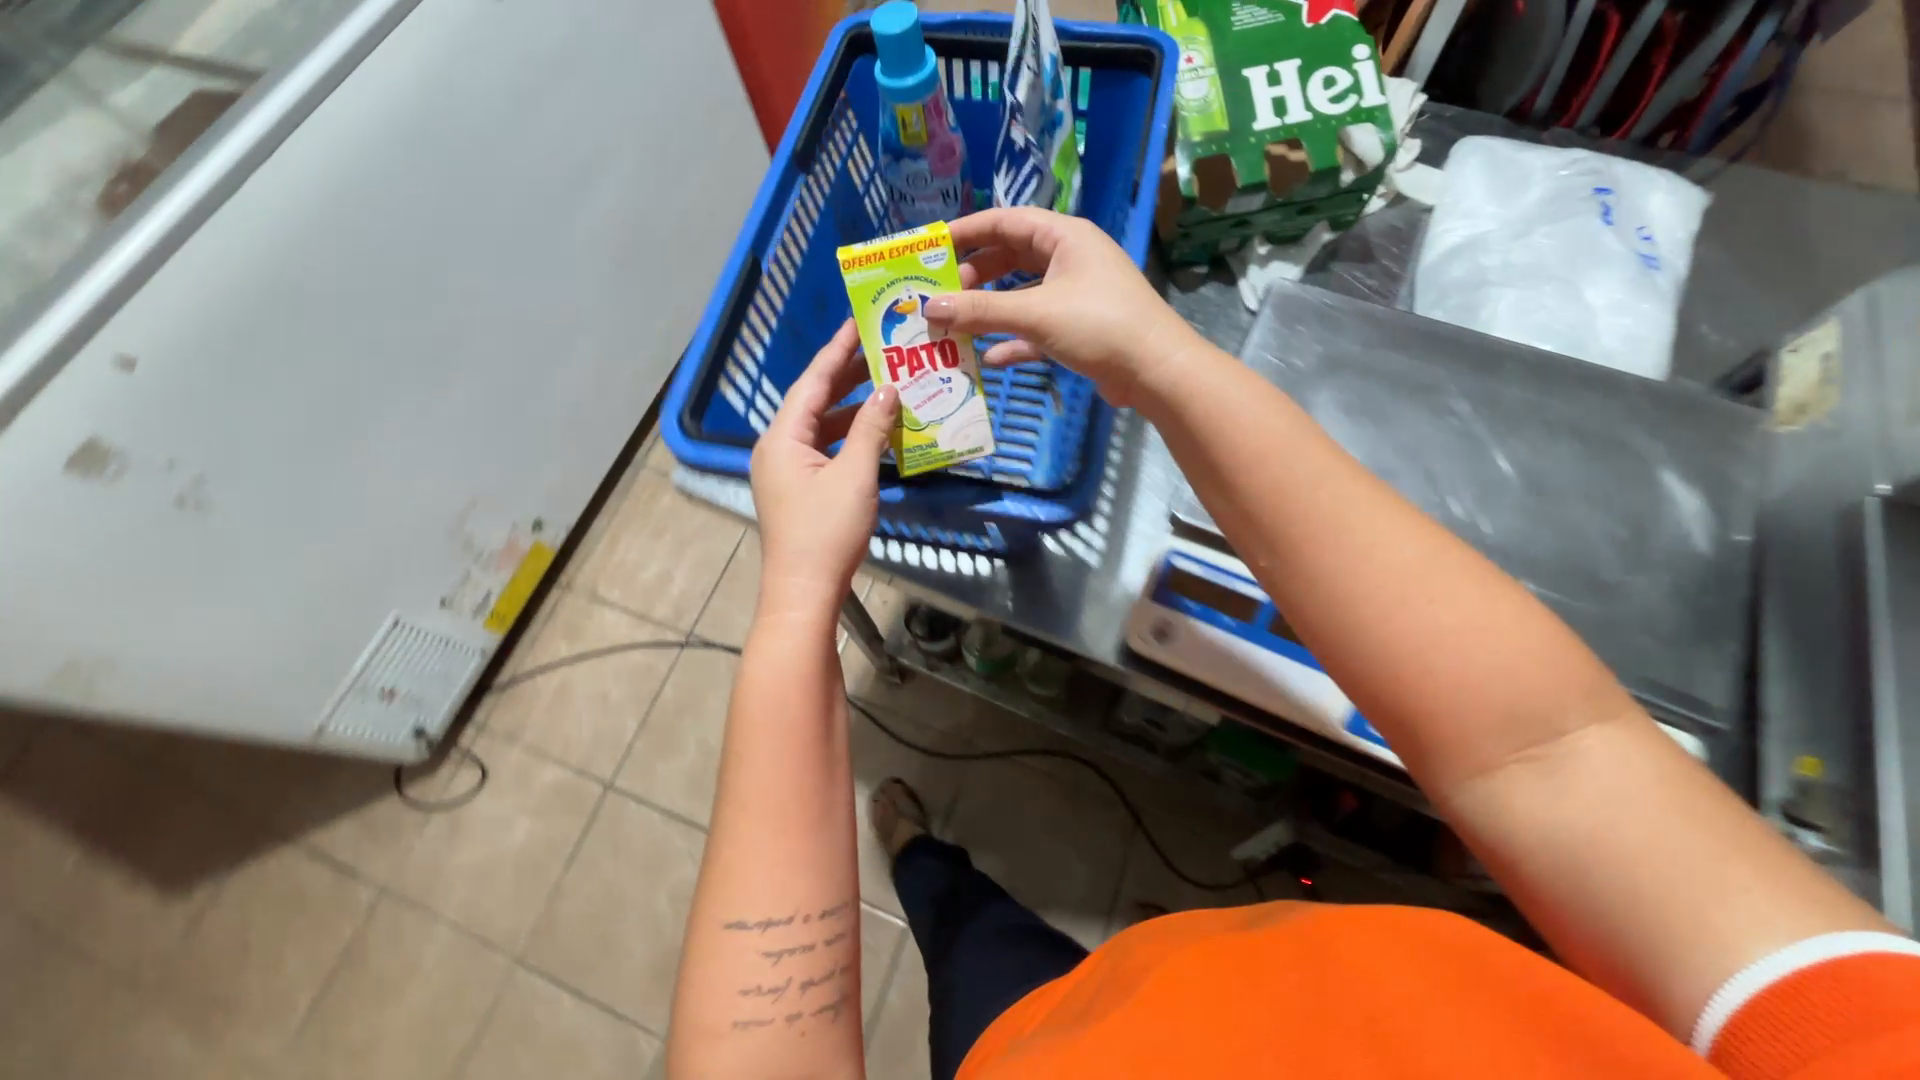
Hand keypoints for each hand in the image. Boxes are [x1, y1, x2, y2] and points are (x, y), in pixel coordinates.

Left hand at [749, 320, 898, 621]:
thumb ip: (871, 429)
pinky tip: (875, 429)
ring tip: (885, 383)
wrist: (804, 591)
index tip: (858, 323)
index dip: (837, 351)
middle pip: (813, 400)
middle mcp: (778, 447)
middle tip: (880, 348)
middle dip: (846, 375)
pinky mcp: (798, 488)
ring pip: (820, 425)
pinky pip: (823, 448)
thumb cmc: (827, 532)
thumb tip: (889, 389)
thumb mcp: (855, 477)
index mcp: (782, 437)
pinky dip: (848, 435)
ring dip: (851, 407)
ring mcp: (786, 469)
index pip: (812, 382)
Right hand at [925, 207, 1202, 406]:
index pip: (1006, 221)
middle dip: (974, 276)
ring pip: (1021, 295)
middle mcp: (1070, 259)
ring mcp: (1076, 294)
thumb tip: (929, 307)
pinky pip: (1036, 328)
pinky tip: (988, 358)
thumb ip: (981, 311)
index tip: (931, 247)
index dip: (967, 231)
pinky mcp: (1079, 329)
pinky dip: (1012, 340)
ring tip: (954, 324)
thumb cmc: (1099, 325)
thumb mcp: (1035, 314)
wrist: (1155, 370)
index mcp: (1064, 237)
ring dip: (989, 311)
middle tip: (940, 294)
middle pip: (1011, 258)